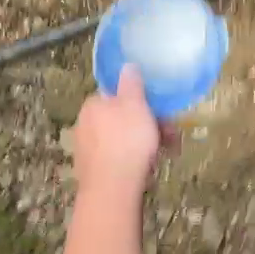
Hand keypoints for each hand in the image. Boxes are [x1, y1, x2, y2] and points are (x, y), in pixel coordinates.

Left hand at [70, 65, 160, 194]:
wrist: (112, 188)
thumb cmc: (127, 140)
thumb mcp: (136, 104)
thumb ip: (132, 83)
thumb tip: (127, 65)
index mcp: (93, 105)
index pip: (117, 95)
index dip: (141, 101)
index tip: (159, 111)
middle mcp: (85, 125)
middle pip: (122, 118)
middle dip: (148, 124)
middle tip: (169, 135)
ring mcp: (87, 150)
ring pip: (122, 139)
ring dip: (145, 142)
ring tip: (166, 153)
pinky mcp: (92, 171)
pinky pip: (118, 157)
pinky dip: (133, 159)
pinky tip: (148, 167)